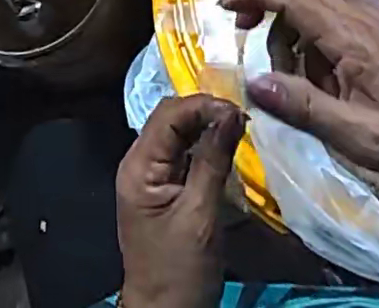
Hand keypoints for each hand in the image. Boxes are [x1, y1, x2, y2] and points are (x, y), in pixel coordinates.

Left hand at [116, 94, 243, 307]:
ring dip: (204, 126)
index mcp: (138, 165)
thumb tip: (231, 114)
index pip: (168, 115)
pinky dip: (202, 145)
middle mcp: (138, 161)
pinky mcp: (161, 188)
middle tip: (241, 116)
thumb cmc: (180, 272)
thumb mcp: (201, 216)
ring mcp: (148, 174)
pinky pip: (180, 153)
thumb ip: (213, 161)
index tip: (238, 109)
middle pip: (169, 119)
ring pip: (176, 133)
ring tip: (237, 126)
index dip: (202, 106)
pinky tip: (223, 146)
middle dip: (204, 111)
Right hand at [220, 0, 378, 193]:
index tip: (224, 7)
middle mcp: (355, 20)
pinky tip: (313, 80)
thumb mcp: (358, 138)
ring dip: (283, 31)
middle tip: (242, 31)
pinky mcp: (366, 39)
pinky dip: (302, 42)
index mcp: (351, 38)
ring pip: (305, 3)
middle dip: (261, 1)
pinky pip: (320, 22)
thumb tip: (253, 82)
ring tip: (289, 81)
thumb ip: (304, 108)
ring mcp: (363, 27)